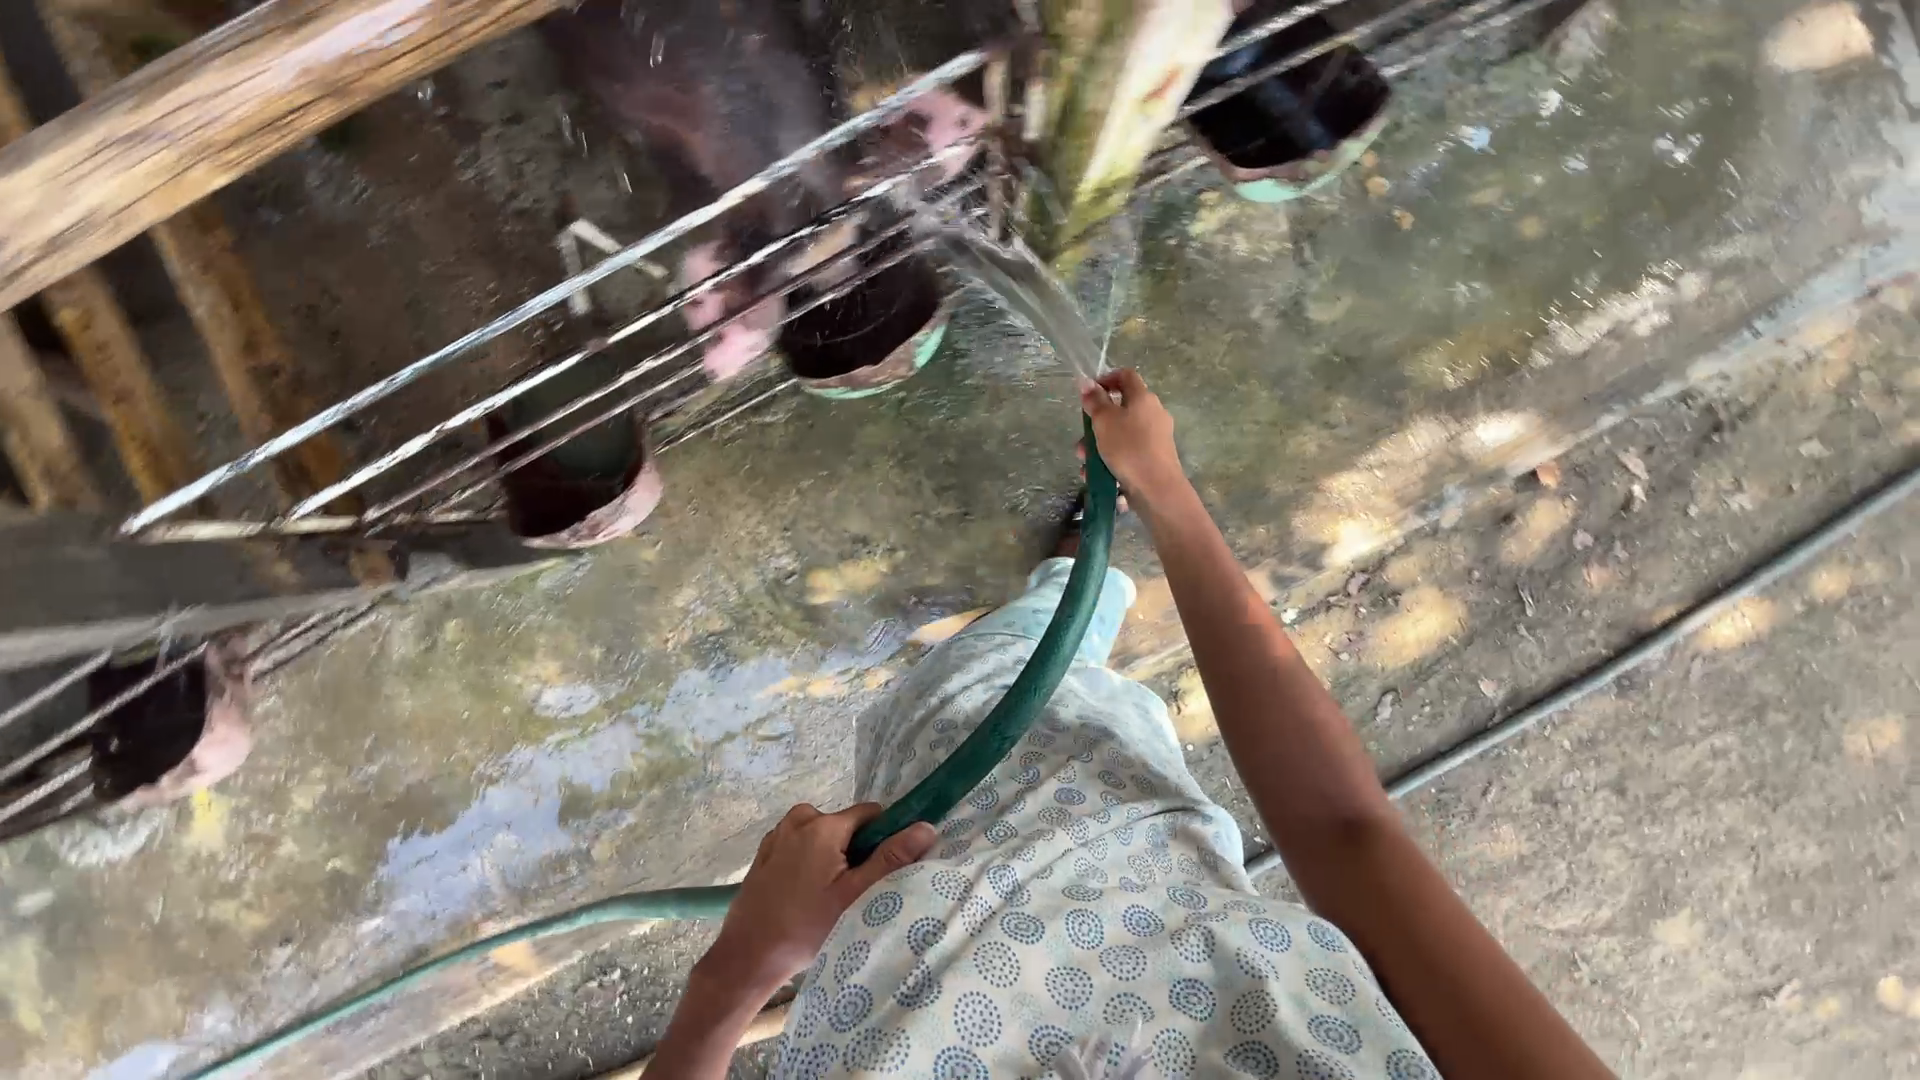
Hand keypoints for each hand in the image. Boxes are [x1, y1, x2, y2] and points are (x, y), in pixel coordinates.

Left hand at [699, 803, 936, 991]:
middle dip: (854, 851)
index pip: (871, 814)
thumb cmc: (805, 927)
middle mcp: (799, 819)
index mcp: (823, 825)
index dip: (882, 838)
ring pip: (823, 836)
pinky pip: (800, 846)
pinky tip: (803, 895)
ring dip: (831, 857)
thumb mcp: (856, 895)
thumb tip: (926, 827)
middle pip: (845, 825)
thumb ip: (892, 858)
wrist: (747, 958)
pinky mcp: (765, 852)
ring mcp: (778, 834)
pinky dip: (808, 862)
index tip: (877, 870)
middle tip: (849, 892)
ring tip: (825, 898)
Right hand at [1080, 369, 1187, 508]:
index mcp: (1143, 398)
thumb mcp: (1104, 422)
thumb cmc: (1128, 448)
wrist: (1156, 488)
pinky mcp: (1154, 458)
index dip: (1106, 379)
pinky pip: (1128, 452)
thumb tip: (1086, 381)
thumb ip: (1094, 401)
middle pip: (1120, 409)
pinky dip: (1111, 460)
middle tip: (1082, 438)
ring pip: (1121, 434)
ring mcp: (1155, 437)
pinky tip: (1096, 475)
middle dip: (1096, 423)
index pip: (1126, 376)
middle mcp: (1153, 413)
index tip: (1088, 394)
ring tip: (1085, 463)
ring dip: (1099, 446)